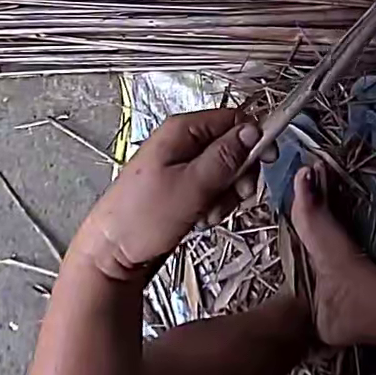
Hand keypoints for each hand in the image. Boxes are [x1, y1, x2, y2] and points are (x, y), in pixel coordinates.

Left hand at [69, 108, 266, 283]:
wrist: (109, 254)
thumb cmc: (145, 217)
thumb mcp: (192, 186)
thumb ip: (225, 157)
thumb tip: (253, 130)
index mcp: (182, 129)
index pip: (233, 119)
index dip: (254, 140)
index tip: (266, 164)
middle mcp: (183, 141)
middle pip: (232, 146)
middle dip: (239, 174)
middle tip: (236, 196)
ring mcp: (181, 164)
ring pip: (225, 170)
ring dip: (226, 194)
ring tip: (208, 213)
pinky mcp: (181, 186)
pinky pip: (212, 187)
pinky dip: (214, 204)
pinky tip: (201, 218)